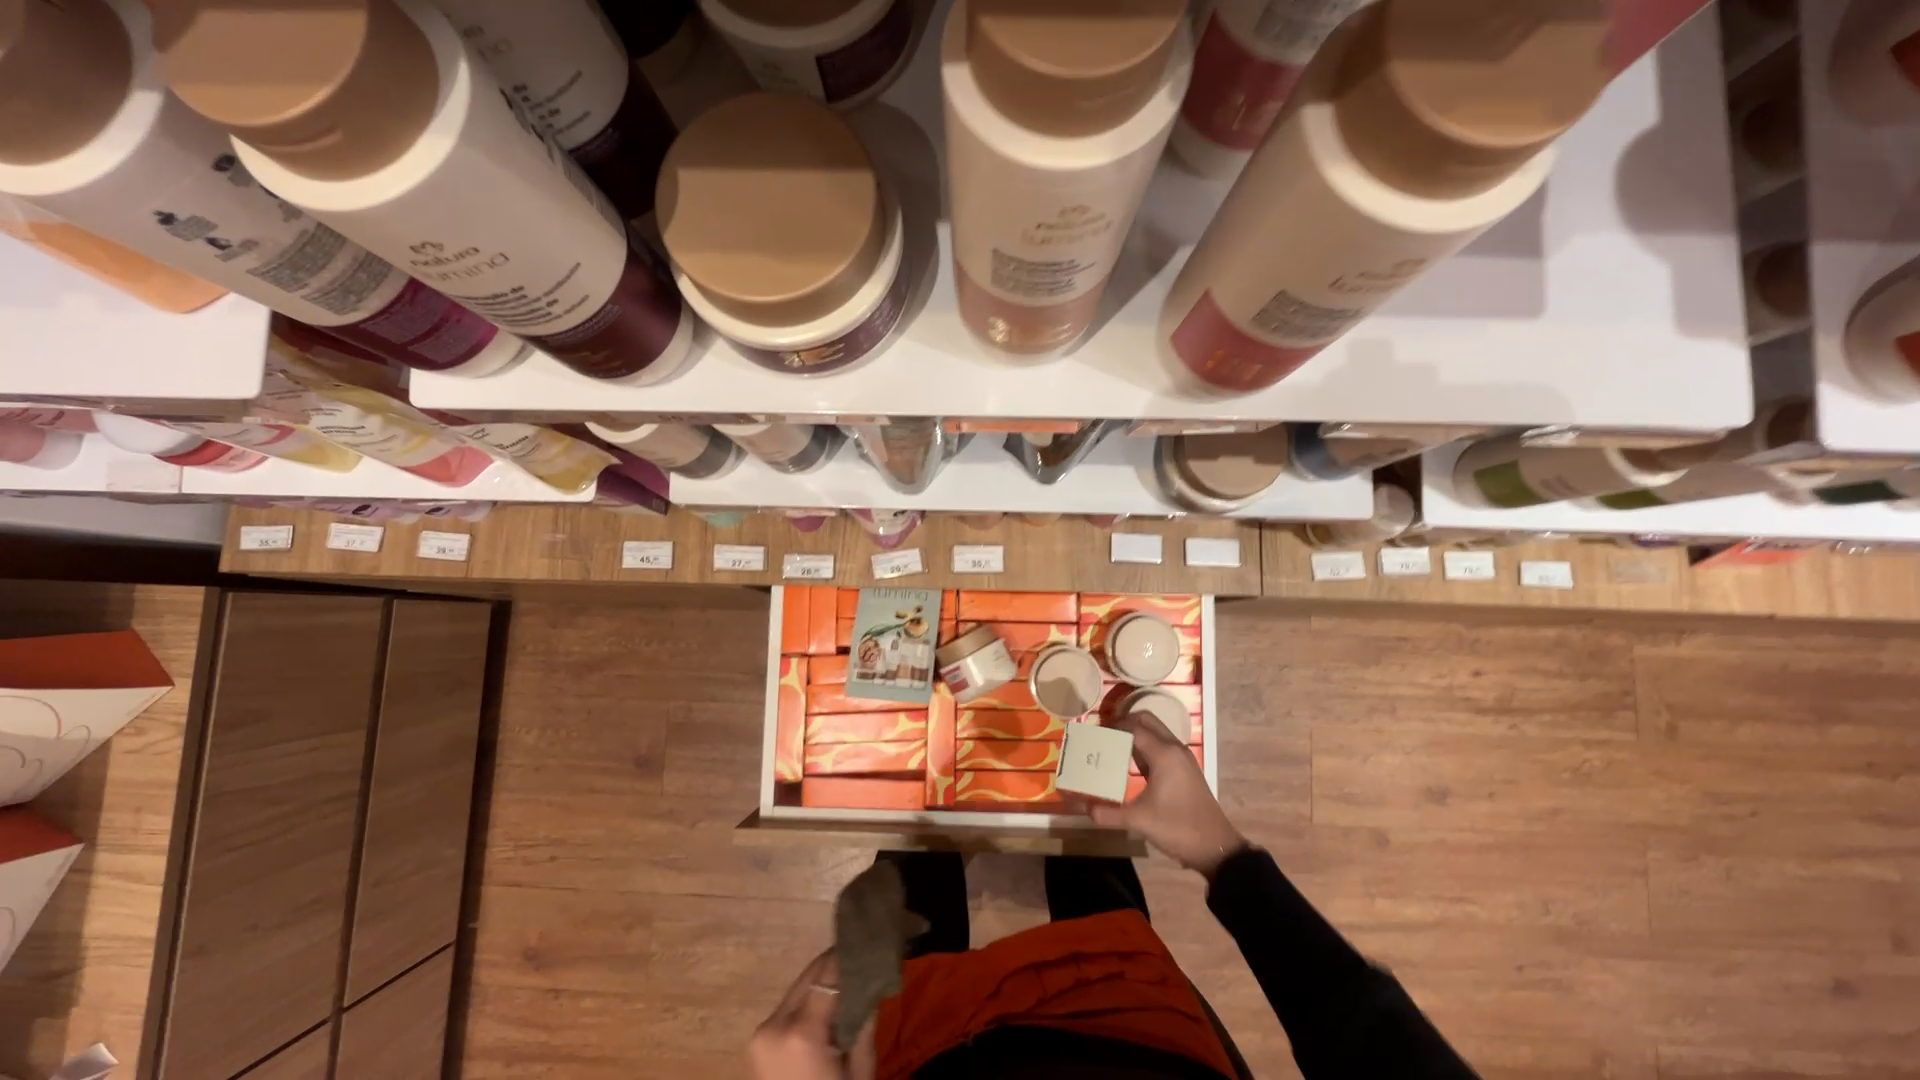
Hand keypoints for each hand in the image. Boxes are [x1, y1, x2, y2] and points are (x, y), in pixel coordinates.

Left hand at [749, 951, 877, 1079]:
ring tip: (846, 977)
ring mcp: (760, 1034)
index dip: (846, 956)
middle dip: (833, 965)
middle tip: (860, 954)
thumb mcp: (859, 1070)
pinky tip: (826, 1003)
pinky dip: (807, 1002)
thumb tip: (871, 984)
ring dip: (820, 982)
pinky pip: (787, 1011)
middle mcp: (773, 1025)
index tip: (867, 941)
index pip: (826, 976)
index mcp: (801, 1033)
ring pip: (797, 991)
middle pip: (808, 978)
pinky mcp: (757, 1042)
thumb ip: (863, 1023)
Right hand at [1073, 710, 1246, 876]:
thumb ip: (1107, 813)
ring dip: (1135, 734)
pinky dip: (1144, 747)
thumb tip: (1081, 808)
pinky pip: (1161, 747)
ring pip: (1156, 733)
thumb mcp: (1139, 821)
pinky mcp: (1185, 769)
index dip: (1112, 727)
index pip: (1133, 727)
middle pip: (1147, 721)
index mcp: (1164, 754)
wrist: (1215, 847)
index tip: (1091, 734)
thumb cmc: (1178, 828)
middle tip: (1101, 735)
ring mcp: (1182, 758)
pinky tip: (1128, 764)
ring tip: (1110, 747)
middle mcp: (1174, 749)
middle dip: (1124, 723)